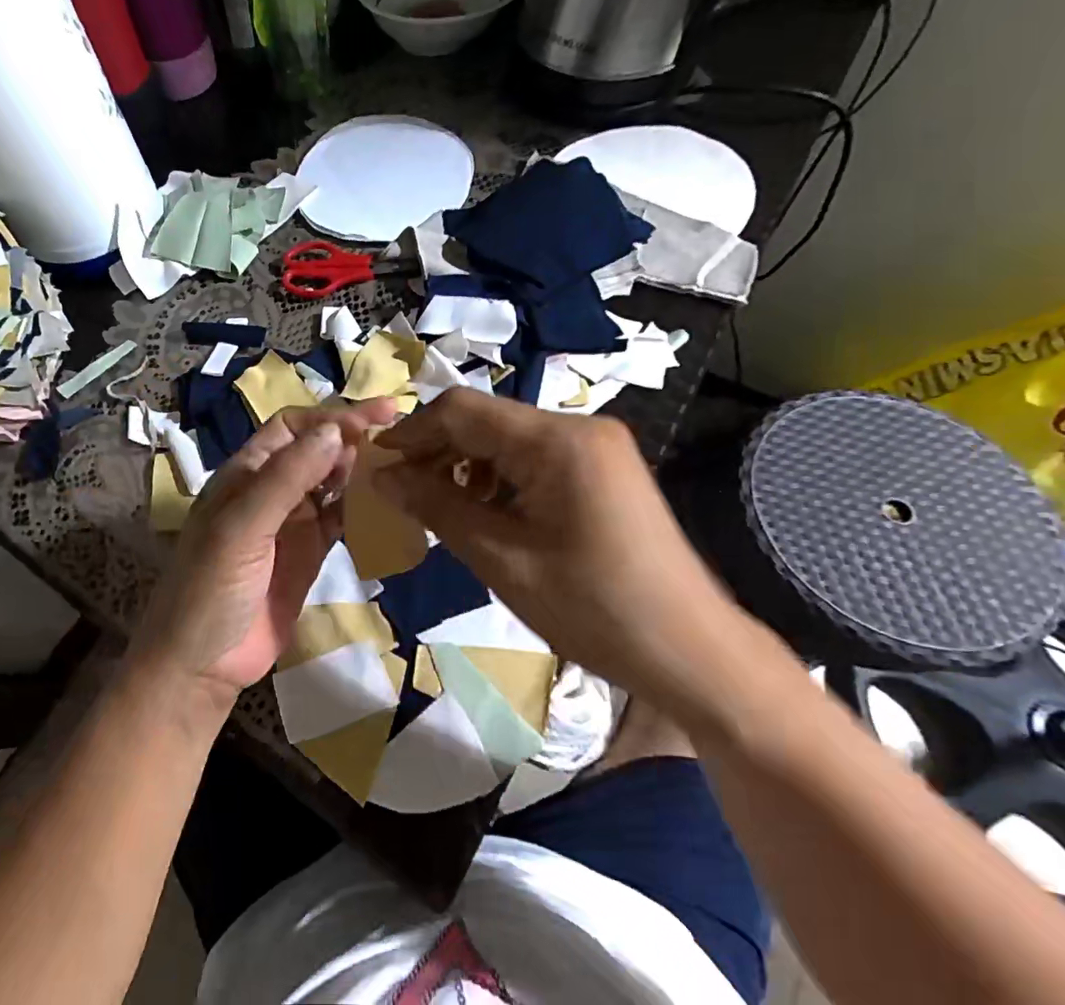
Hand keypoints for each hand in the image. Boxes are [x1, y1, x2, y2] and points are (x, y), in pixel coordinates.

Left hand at [132, 399, 400, 704]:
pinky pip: (340, 521)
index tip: (381, 415)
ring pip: (332, 484)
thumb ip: (285, 479)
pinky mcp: (309, 555)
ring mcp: (289, 525)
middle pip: (316, 451)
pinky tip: (392, 506)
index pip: (291, 428)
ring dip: (362, 473)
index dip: (332, 417)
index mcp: (243, 475)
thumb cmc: (210, 588)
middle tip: (404, 442)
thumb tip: (335, 430)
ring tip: (404, 468)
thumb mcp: (241, 527)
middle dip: (354, 441)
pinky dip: (364, 511)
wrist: (202, 662)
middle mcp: (268, 492)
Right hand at [373, 389, 748, 711]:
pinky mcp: (598, 473)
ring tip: (434, 509)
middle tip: (397, 493)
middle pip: (481, 421)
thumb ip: (434, 506)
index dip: (409, 433)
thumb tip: (381, 475)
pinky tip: (477, 515)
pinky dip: (490, 480)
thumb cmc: (590, 607)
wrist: (691, 653)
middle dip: (432, 452)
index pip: (461, 411)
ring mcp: (593, 450)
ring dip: (459, 467)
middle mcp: (578, 430)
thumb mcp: (498, 557)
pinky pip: (527, 460)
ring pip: (501, 440)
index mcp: (558, 441)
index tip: (374, 467)